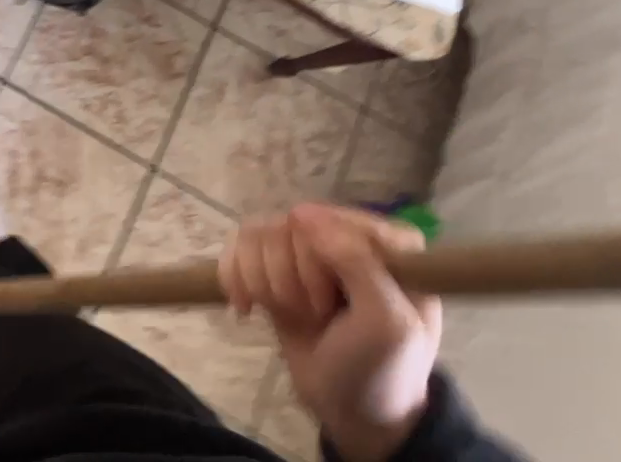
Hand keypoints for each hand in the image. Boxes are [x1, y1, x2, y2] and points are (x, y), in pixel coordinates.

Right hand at [220, 204, 438, 461]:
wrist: (349, 409)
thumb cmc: (380, 368)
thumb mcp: (388, 324)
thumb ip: (357, 263)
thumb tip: (300, 212)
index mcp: (386, 243)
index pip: (328, 220)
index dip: (321, 260)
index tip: (334, 302)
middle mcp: (342, 236)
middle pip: (287, 227)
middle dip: (291, 278)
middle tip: (316, 316)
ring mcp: (303, 249)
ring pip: (256, 234)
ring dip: (263, 281)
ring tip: (288, 314)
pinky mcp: (270, 264)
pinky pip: (234, 246)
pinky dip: (233, 277)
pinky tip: (247, 306)